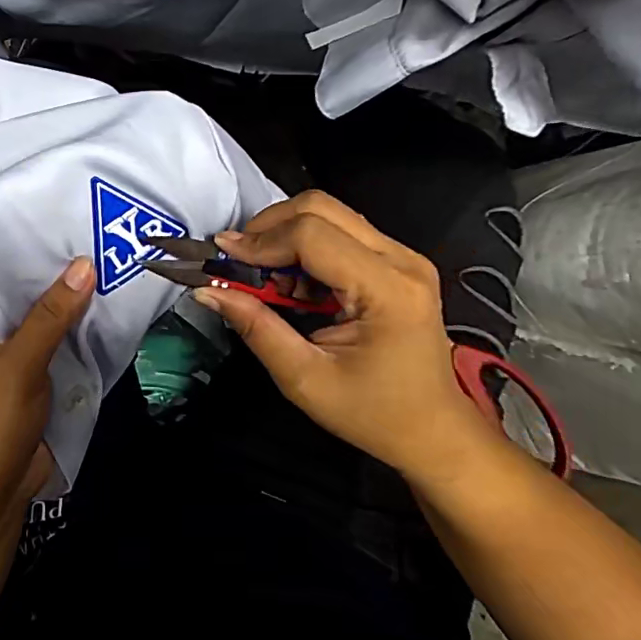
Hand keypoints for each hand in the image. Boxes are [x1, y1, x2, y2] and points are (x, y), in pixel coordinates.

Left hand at [0, 256, 95, 517]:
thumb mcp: (19, 364)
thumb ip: (51, 316)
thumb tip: (84, 265)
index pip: (1, 267)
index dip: (31, 242)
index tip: (67, 215)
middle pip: (32, 289)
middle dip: (63, 268)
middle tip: (103, 230)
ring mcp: (23, 350)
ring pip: (53, 315)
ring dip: (78, 297)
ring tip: (115, 257)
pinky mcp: (45, 372)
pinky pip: (66, 340)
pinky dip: (86, 327)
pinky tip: (113, 303)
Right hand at [192, 191, 491, 477]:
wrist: (434, 432)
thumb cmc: (373, 413)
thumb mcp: (304, 378)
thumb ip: (255, 327)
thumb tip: (206, 290)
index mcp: (388, 291)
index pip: (312, 235)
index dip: (260, 241)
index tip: (222, 257)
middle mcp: (402, 261)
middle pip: (320, 208)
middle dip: (269, 227)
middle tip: (240, 262)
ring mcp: (403, 256)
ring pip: (328, 212)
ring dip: (285, 233)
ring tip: (267, 276)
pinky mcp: (397, 260)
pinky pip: (339, 229)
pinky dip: (304, 244)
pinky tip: (294, 281)